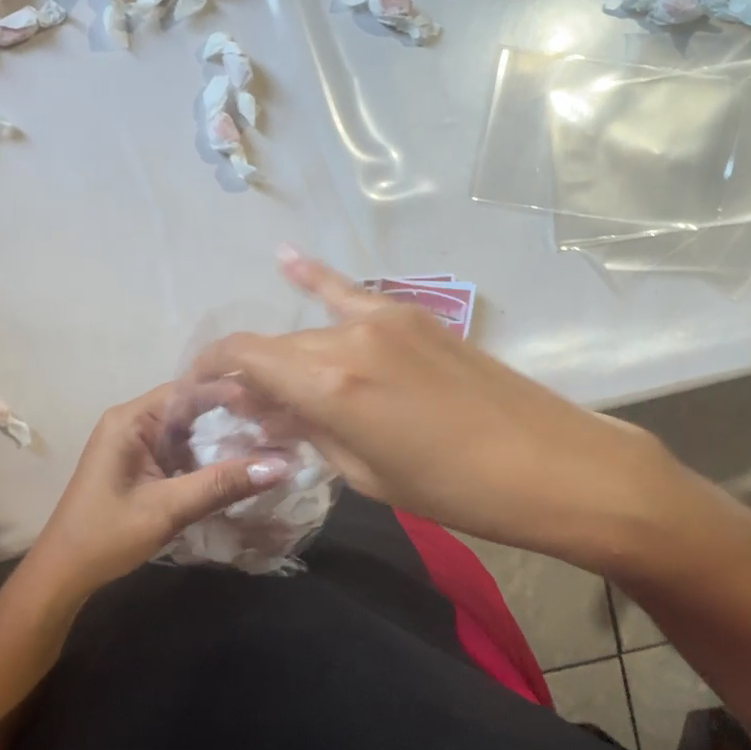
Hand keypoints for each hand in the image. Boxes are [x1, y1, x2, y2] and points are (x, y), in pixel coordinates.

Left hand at [27, 383, 292, 591]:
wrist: (66, 570)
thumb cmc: (107, 534)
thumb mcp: (168, 508)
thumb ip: (222, 484)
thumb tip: (282, 465)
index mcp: (130, 421)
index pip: (187, 390)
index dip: (230, 394)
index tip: (273, 404)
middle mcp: (131, 424)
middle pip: (190, 410)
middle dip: (232, 419)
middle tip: (281, 428)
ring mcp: (135, 446)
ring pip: (188, 434)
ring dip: (222, 442)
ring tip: (271, 447)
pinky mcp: (140, 468)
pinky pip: (179, 455)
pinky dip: (206, 461)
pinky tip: (239, 471)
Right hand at [189, 248, 686, 572]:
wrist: (556, 467)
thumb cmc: (452, 490)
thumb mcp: (363, 473)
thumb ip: (307, 430)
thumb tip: (268, 412)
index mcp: (328, 384)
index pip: (242, 358)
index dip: (208, 372)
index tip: (195, 395)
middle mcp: (347, 337)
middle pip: (273, 346)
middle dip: (247, 376)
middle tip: (246, 413)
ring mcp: (385, 318)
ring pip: (308, 329)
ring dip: (283, 356)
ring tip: (276, 390)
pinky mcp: (415, 316)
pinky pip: (350, 293)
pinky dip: (315, 278)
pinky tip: (284, 259)